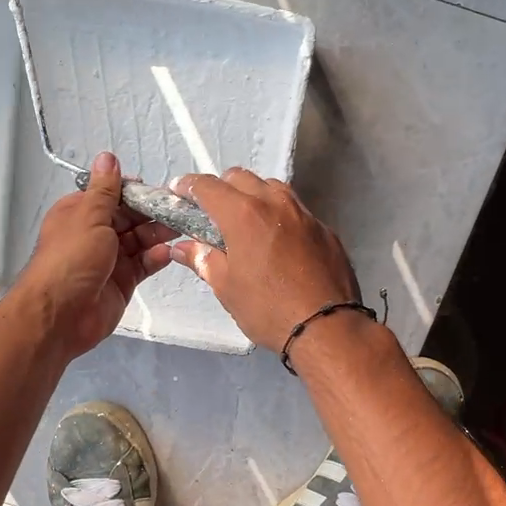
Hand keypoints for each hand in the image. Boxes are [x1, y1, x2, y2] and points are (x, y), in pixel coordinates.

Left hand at [13, 152, 175, 357]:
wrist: (60, 315)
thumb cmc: (71, 259)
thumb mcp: (89, 217)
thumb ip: (105, 190)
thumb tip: (107, 157)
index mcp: (79, 213)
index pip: (112, 195)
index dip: (135, 191)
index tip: (160, 190)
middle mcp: (94, 234)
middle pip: (129, 217)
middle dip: (153, 213)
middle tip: (181, 209)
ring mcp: (109, 259)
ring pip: (139, 240)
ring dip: (158, 234)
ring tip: (181, 228)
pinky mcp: (122, 282)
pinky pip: (143, 265)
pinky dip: (156, 258)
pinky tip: (168, 253)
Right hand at [168, 169, 360, 350]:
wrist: (327, 327)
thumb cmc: (268, 309)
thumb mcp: (226, 287)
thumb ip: (203, 260)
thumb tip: (183, 247)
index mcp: (244, 214)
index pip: (207, 186)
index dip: (187, 186)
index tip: (178, 192)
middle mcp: (274, 202)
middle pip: (240, 178)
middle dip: (221, 188)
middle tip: (212, 214)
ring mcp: (304, 213)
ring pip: (272, 188)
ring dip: (254, 196)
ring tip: (247, 223)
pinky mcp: (324, 228)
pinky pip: (296, 210)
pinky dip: (279, 216)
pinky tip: (278, 242)